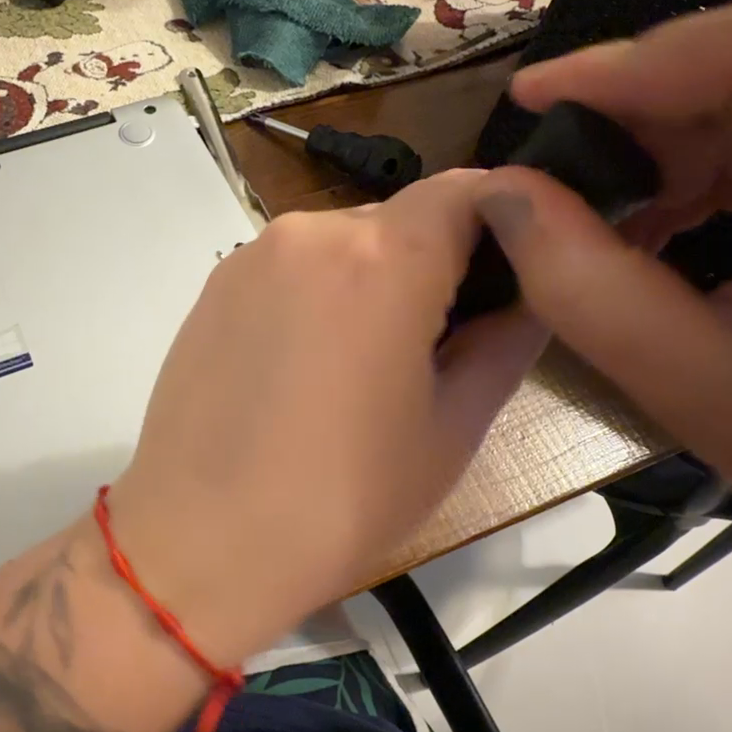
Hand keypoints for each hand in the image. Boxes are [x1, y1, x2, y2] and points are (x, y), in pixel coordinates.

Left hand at [103, 171, 548, 662]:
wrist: (202, 541)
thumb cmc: (341, 499)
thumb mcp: (452, 430)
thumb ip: (505, 343)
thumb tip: (529, 297)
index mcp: (383, 258)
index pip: (467, 190)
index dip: (502, 221)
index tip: (512, 274)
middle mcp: (310, 233)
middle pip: (400, 218)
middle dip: (434, 262)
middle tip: (440, 343)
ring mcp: (250, 256)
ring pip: (341, 243)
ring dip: (370, 280)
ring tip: (365, 365)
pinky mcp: (212, 286)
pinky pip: (289, 268)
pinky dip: (316, 294)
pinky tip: (306, 367)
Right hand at [486, 0, 731, 599]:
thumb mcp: (693, 386)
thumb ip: (580, 282)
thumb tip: (501, 190)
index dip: (634, 63)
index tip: (530, 98)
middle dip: (645, 109)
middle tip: (554, 169)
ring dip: (675, 136)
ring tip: (604, 203)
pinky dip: (717, 152)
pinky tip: (669, 204)